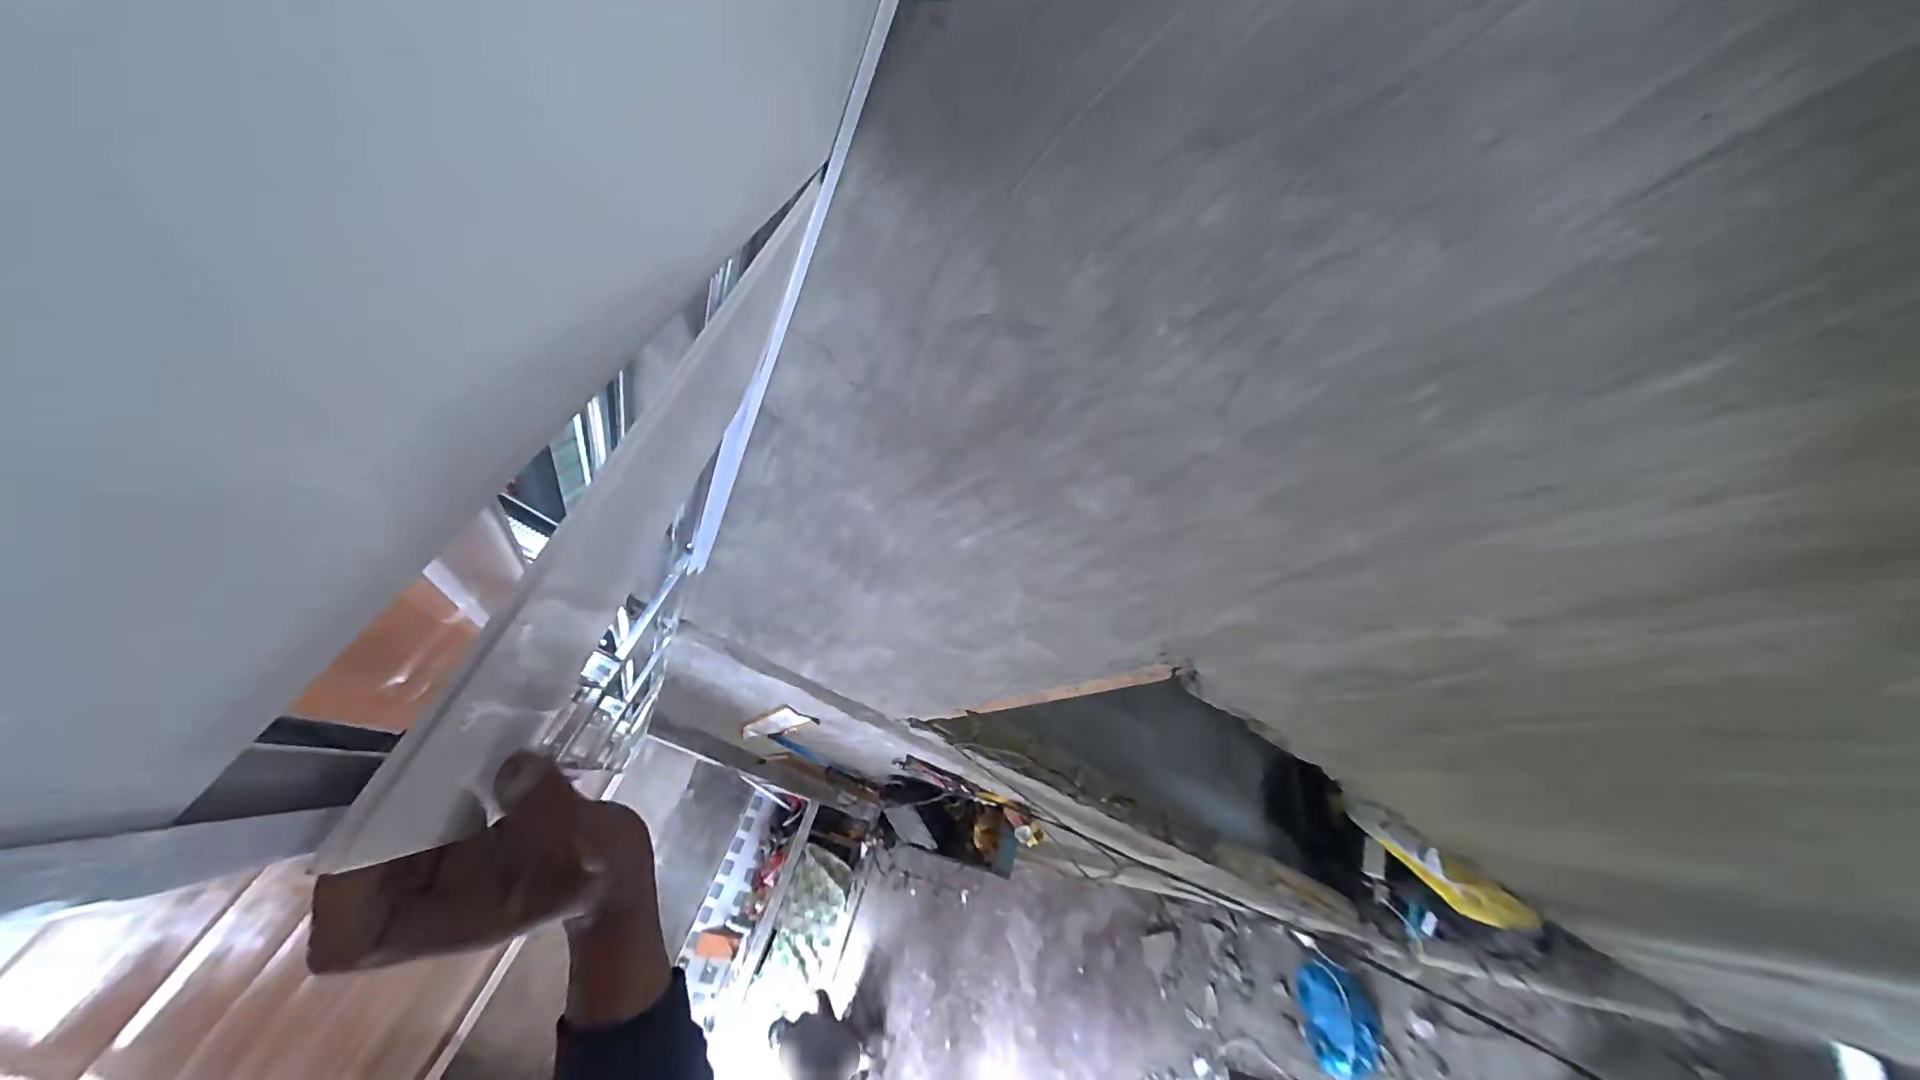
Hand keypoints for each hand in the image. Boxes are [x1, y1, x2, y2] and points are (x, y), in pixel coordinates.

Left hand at [308, 752, 659, 976]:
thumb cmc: (606, 872)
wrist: (619, 868)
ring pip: (381, 834)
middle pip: (353, 874)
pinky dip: (429, 780)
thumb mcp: (597, 845)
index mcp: (452, 923)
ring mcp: (438, 869)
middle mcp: (429, 901)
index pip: (348, 938)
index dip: (345, 891)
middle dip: (373, 816)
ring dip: (400, 790)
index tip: (380, 830)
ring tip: (441, 747)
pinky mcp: (455, 838)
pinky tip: (465, 750)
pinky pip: (417, 810)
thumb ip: (556, 809)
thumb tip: (514, 763)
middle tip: (415, 763)